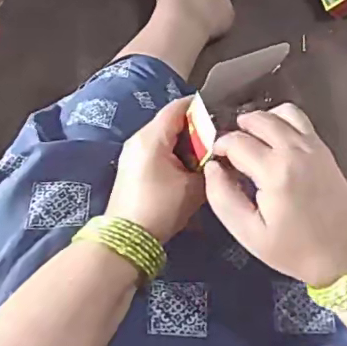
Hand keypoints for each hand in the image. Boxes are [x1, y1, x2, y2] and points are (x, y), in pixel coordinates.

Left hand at [105, 96, 206, 242]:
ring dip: (184, 142)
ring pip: (163, 135)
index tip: (220, 115)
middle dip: (195, 127)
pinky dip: (172, 152)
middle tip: (217, 140)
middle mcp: (138, 138)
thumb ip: (208, 165)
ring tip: (205, 156)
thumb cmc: (160, 208)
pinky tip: (187, 168)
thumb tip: (216, 155)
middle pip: (170, 120)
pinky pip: (155, 149)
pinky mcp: (131, 166)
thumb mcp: (193, 187)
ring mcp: (131, 152)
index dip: (201, 108)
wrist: (126, 237)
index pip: (178, 107)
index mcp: (152, 137)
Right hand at [202, 104, 346, 286]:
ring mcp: (313, 146)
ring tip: (251, 140)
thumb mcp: (248, 233)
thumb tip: (213, 168)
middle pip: (258, 119)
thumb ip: (222, 197)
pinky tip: (273, 141)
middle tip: (230, 151)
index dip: (219, 147)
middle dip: (237, 130)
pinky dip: (282, 121)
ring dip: (261, 120)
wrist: (343, 255)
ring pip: (281, 112)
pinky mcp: (324, 149)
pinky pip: (300, 119)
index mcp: (275, 172)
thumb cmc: (293, 250)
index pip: (236, 141)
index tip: (216, 161)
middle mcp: (295, 151)